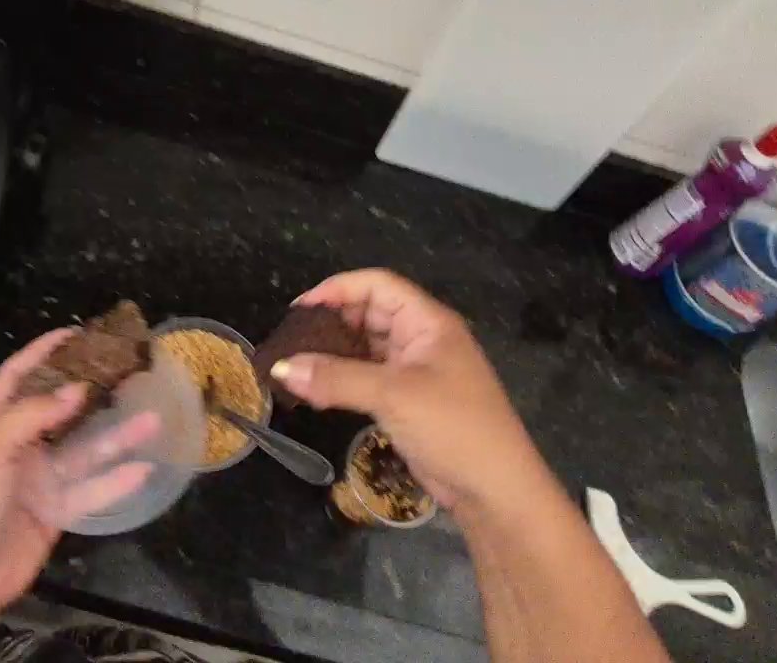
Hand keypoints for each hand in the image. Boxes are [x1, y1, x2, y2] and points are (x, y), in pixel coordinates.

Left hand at [0, 329, 155, 629]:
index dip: (42, 351)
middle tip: (127, 369)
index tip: (76, 333)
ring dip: (118, 436)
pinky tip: (144, 468)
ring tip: (153, 417)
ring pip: (85, 450)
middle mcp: (19, 446)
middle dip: (91, 389)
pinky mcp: (54, 512)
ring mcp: (38, 480)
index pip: (17, 375)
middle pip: (60, 409)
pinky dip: (117, 481)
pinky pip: (90, 492)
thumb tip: (77, 388)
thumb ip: (31, 416)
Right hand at [269, 269, 550, 514]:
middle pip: (370, 312)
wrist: (496, 492)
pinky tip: (317, 389)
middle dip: (333, 321)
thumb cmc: (453, 426)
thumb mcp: (393, 395)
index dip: (338, 288)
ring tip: (297, 363)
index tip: (300, 308)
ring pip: (367, 346)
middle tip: (293, 338)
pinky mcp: (409, 400)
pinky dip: (343, 378)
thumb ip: (336, 379)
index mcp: (428, 321)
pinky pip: (369, 376)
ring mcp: (416, 370)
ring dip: (335, 352)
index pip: (378, 285)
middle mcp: (422, 338)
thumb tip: (280, 368)